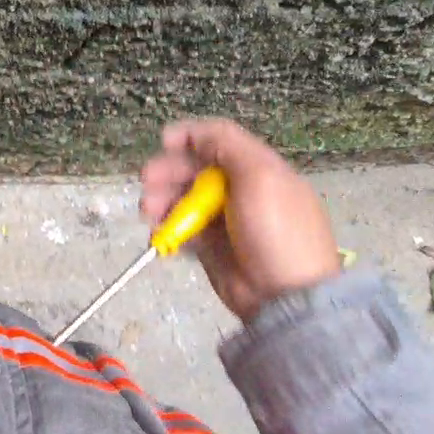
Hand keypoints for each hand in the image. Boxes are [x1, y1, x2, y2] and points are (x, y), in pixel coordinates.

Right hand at [140, 120, 340, 321]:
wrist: (286, 299)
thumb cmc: (276, 232)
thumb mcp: (261, 178)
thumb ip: (228, 146)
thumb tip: (195, 134)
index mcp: (258, 170)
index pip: (219, 140)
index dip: (190, 136)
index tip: (165, 142)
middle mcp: (239, 190)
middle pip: (193, 167)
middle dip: (166, 170)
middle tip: (147, 181)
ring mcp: (223, 219)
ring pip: (180, 196)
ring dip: (159, 198)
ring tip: (148, 212)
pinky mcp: (208, 244)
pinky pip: (178, 226)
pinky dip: (164, 225)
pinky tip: (158, 232)